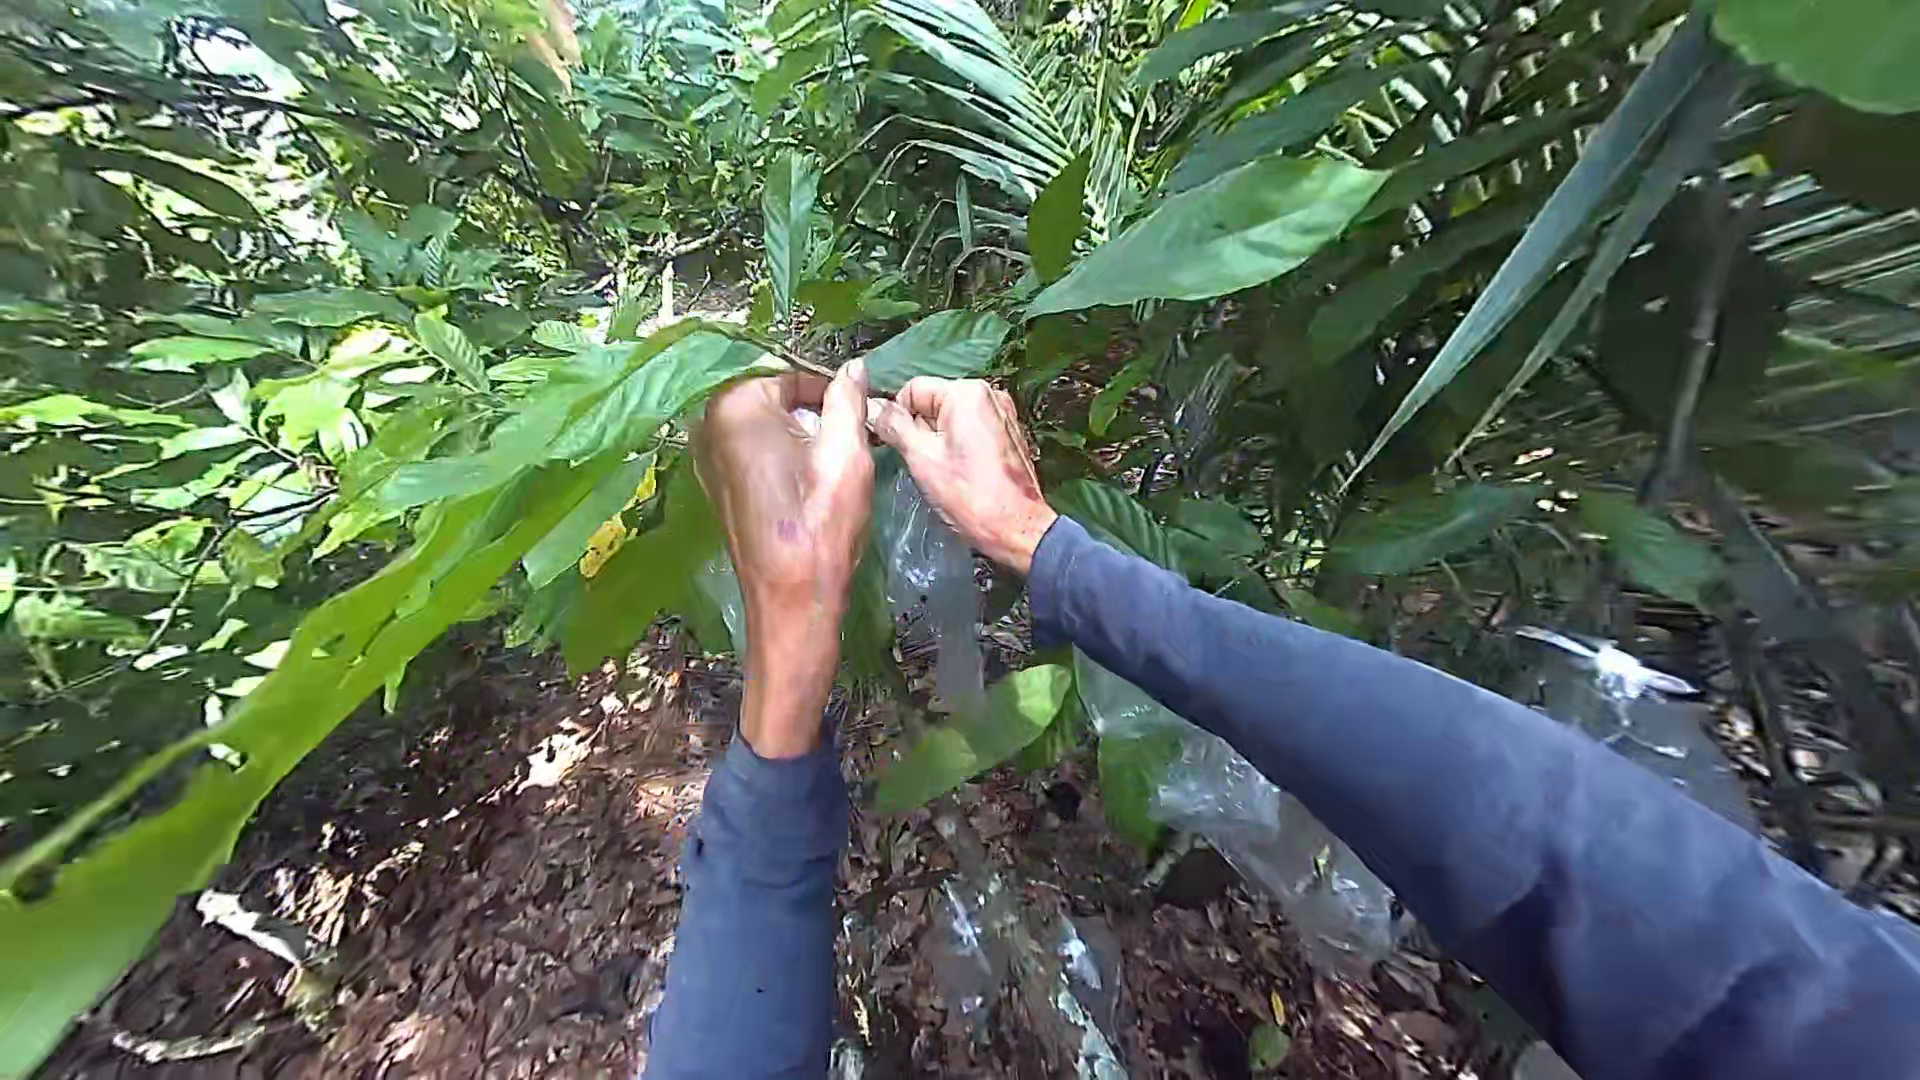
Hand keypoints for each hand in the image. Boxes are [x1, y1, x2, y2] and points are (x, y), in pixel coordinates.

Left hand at [695, 361, 872, 756]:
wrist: (791, 598)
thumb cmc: (822, 524)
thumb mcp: (847, 454)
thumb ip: (848, 400)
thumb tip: (854, 365)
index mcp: (736, 405)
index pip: (796, 377)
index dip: (835, 396)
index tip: (863, 418)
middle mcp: (708, 424)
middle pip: (776, 400)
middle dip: (815, 416)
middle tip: (851, 445)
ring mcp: (705, 458)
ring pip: (765, 428)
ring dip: (800, 438)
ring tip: (831, 468)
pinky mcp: (713, 486)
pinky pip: (752, 453)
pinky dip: (781, 459)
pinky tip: (805, 486)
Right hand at [866, 377, 1056, 574]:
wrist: (1016, 528)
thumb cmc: (972, 497)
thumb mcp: (921, 459)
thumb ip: (894, 427)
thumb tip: (874, 409)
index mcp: (966, 393)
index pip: (912, 389)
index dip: (897, 417)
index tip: (896, 445)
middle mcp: (989, 395)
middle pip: (933, 403)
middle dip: (920, 431)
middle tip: (921, 464)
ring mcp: (1002, 415)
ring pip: (951, 419)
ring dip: (938, 442)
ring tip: (942, 473)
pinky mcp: (1008, 436)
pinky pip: (971, 432)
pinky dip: (959, 449)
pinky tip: (960, 475)